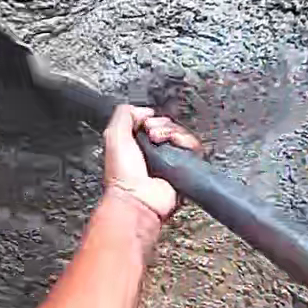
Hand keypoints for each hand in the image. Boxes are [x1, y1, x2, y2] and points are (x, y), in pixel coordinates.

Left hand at [102, 105, 201, 224]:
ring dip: (173, 132)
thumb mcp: (113, 135)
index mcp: (138, 147)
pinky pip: (194, 149)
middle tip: (152, 133)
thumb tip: (144, 110)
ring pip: (183, 135)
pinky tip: (175, 147)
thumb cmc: (122, 175)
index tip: (144, 123)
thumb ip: (124, 115)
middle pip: (171, 127)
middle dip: (162, 125)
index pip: (154, 123)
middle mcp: (156, 154)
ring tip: (160, 141)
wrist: (137, 197)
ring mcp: (171, 162)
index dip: (150, 119)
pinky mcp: (185, 170)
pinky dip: (186, 143)